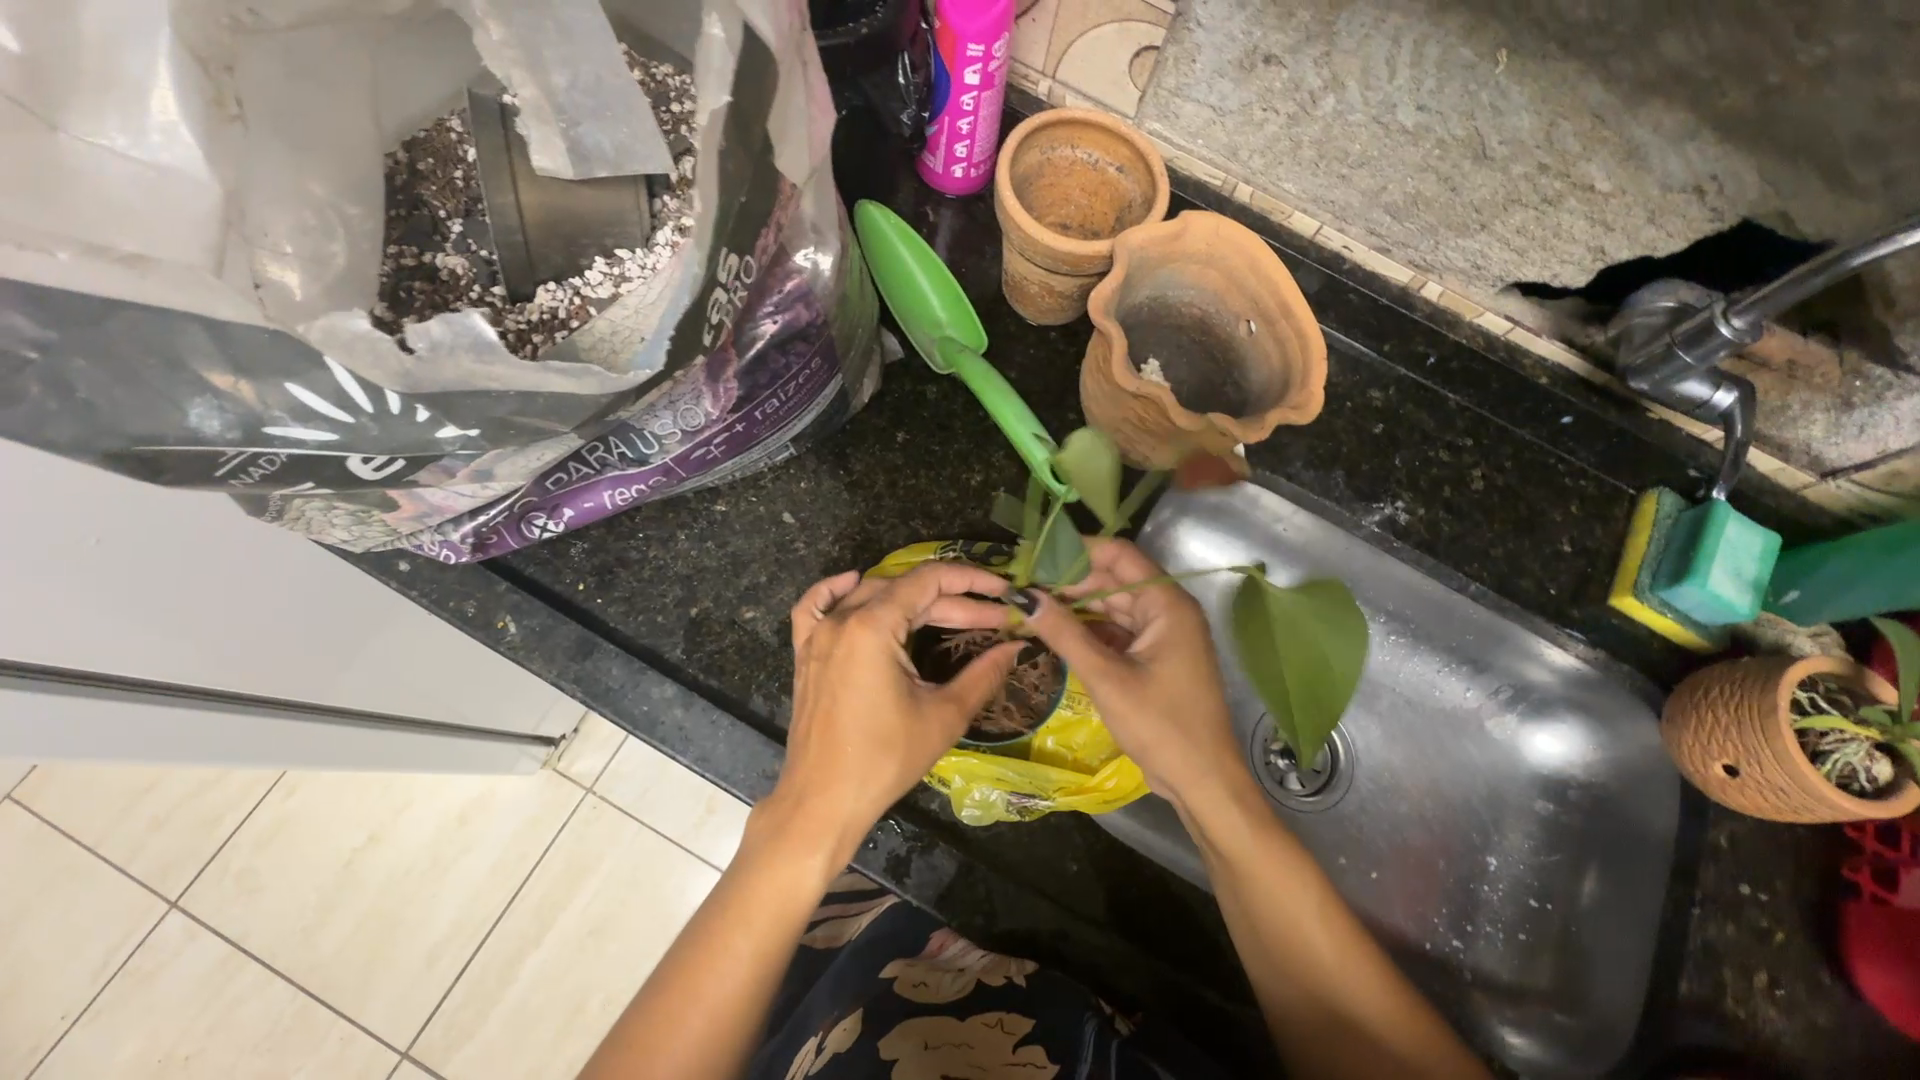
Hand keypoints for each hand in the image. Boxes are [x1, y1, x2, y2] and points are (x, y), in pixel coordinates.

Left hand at [769, 562, 1021, 855]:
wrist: (823, 800)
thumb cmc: (885, 760)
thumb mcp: (944, 715)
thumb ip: (983, 674)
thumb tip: (1016, 647)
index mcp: (873, 627)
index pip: (929, 581)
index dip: (971, 580)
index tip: (1003, 591)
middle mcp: (842, 620)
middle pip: (904, 590)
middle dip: (953, 600)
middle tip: (995, 618)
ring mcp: (817, 635)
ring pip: (869, 594)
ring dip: (912, 599)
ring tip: (953, 611)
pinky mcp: (805, 654)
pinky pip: (815, 607)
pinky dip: (835, 591)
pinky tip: (854, 583)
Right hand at [1014, 537, 1243, 806]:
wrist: (1202, 779)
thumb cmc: (1160, 725)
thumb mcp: (1106, 677)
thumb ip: (1064, 633)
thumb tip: (1024, 596)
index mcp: (1167, 604)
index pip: (1118, 555)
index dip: (1076, 550)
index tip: (1034, 556)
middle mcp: (1168, 611)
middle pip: (1114, 580)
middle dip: (1070, 582)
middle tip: (1024, 587)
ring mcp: (1163, 636)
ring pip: (1113, 607)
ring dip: (1076, 607)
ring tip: (1031, 607)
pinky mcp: (1155, 658)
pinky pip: (1118, 632)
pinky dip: (1089, 631)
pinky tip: (1056, 634)